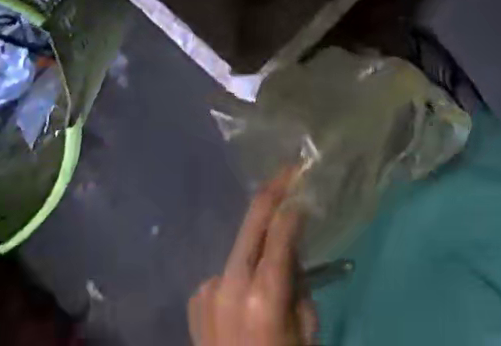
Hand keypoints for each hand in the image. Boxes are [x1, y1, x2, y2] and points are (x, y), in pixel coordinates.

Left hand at [189, 175, 318, 345]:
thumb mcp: (306, 332)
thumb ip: (299, 285)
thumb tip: (292, 251)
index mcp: (262, 295)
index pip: (280, 228)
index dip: (294, 199)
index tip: (303, 178)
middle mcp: (229, 283)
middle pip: (252, 221)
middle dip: (272, 193)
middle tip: (287, 170)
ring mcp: (207, 290)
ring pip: (240, 250)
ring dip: (257, 245)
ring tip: (271, 251)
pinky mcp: (195, 302)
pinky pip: (225, 276)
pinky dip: (239, 277)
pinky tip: (246, 294)